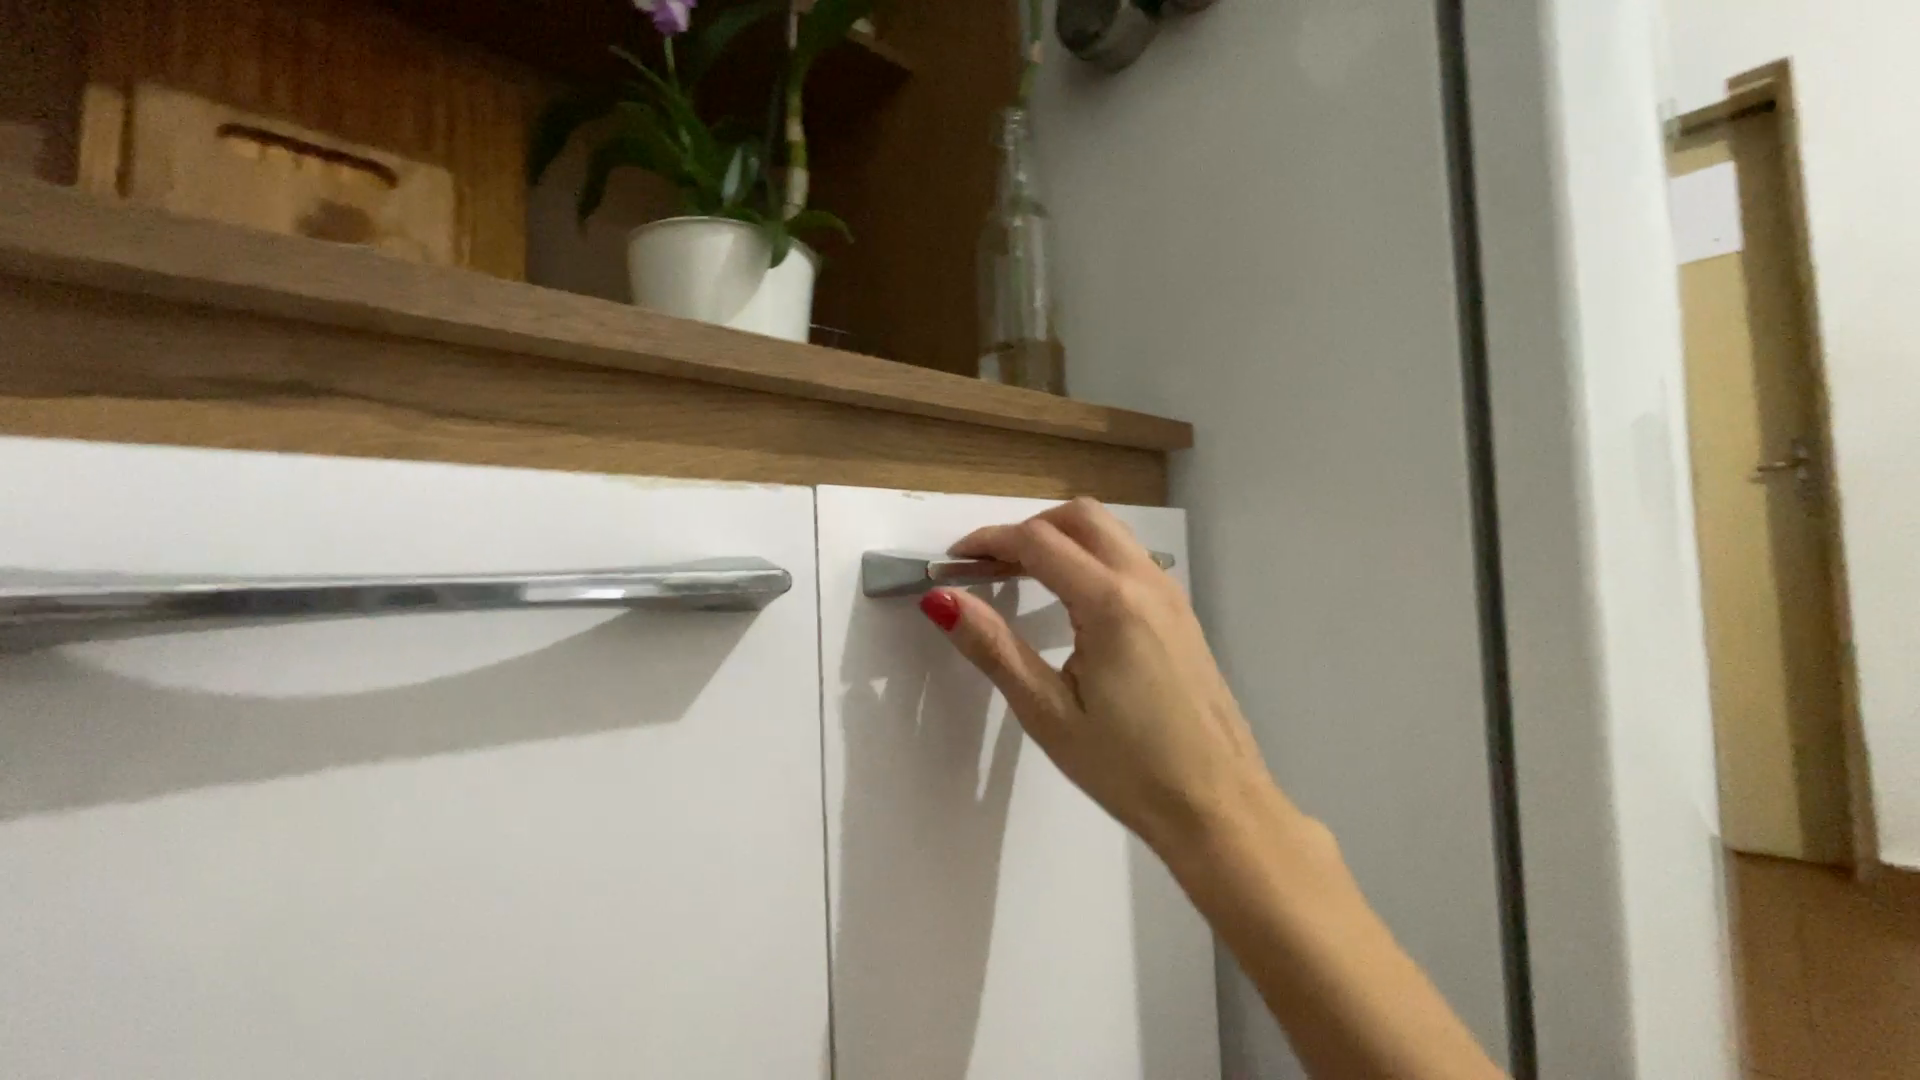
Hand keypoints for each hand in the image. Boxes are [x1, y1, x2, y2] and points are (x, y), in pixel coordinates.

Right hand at [919, 498, 1280, 855]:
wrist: (1218, 805)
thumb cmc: (1127, 768)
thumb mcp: (1048, 712)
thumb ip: (994, 647)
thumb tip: (940, 600)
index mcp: (1110, 603)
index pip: (1038, 541)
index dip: (988, 541)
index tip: (953, 562)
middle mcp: (1146, 583)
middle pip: (1080, 517)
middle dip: (1028, 527)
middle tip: (990, 565)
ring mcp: (1171, 596)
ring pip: (1111, 532)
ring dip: (1062, 537)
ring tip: (1023, 577)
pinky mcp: (1182, 615)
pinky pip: (1131, 559)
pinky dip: (1091, 556)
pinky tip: (1071, 603)